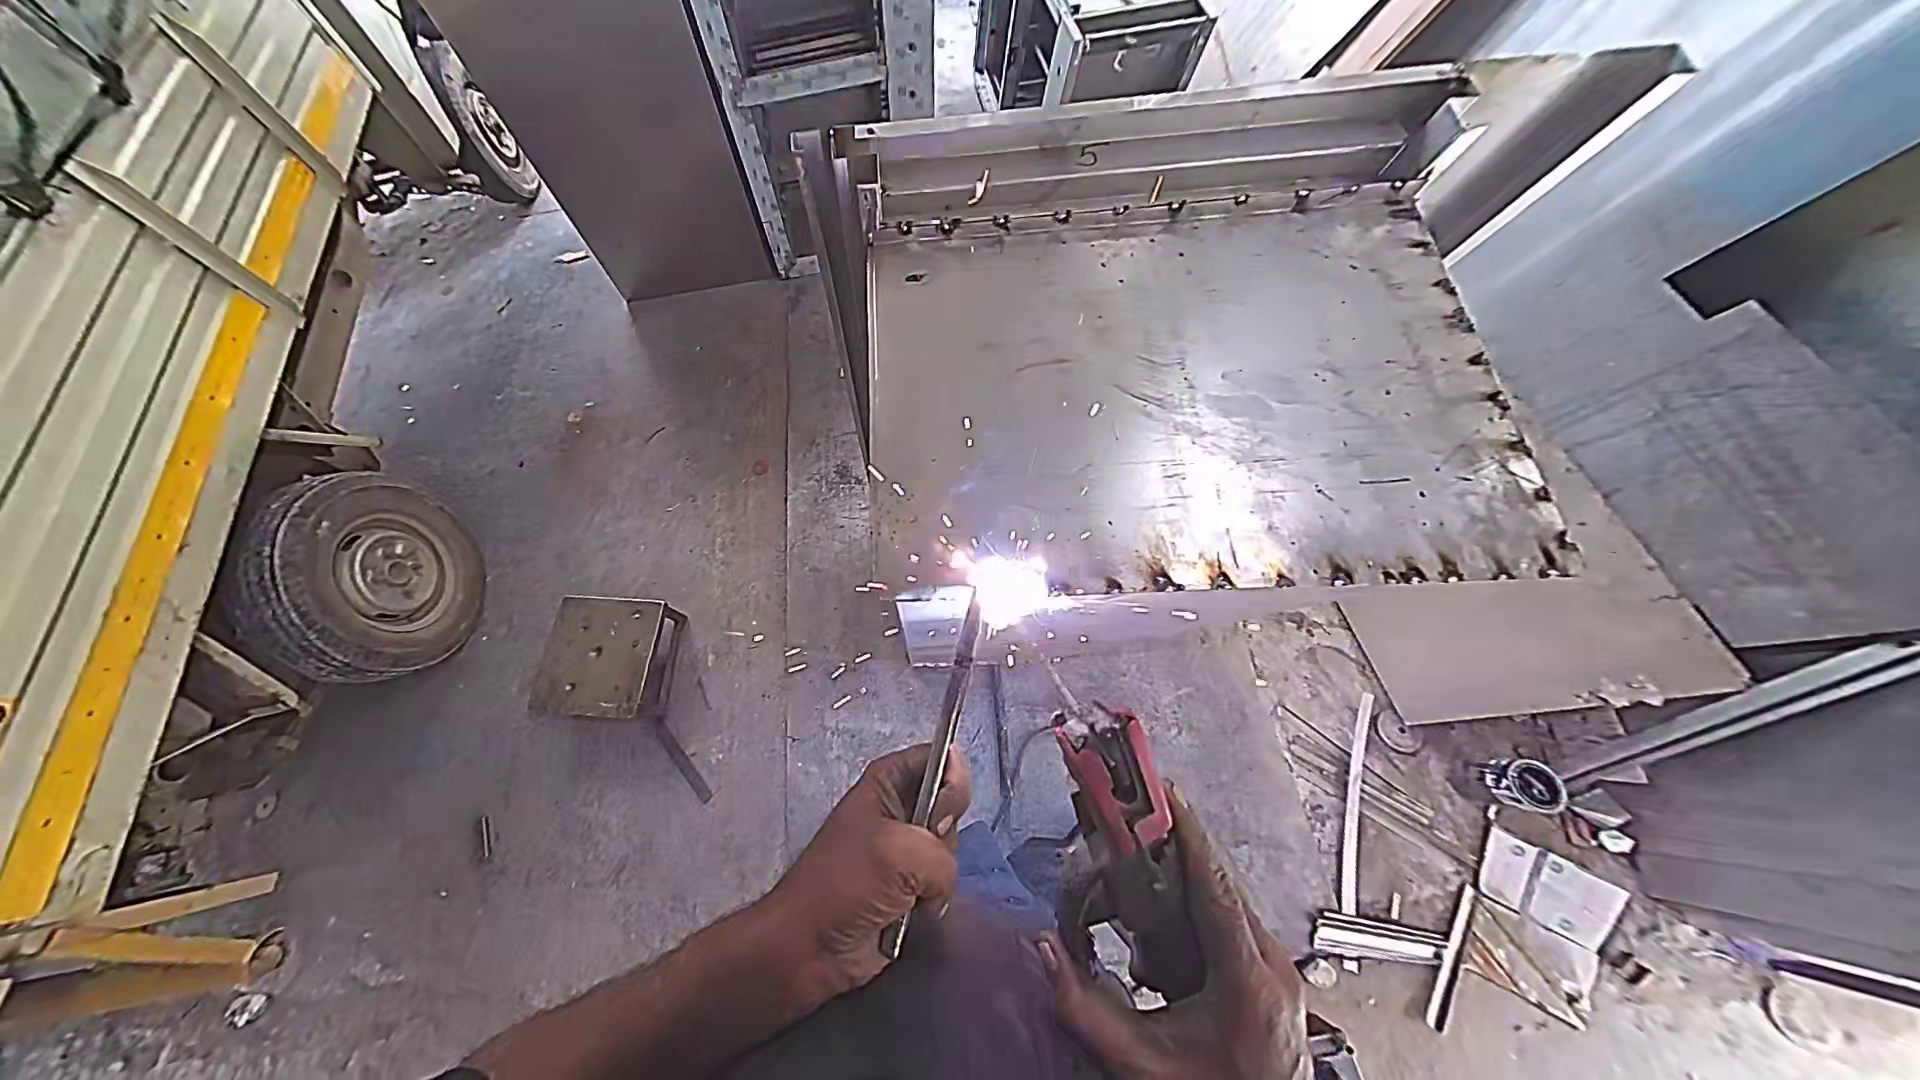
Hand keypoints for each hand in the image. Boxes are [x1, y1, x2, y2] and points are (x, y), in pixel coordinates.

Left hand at [766, 743, 972, 1000]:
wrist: (810, 949)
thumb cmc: (847, 884)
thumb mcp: (902, 851)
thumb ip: (944, 841)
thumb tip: (949, 861)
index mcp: (888, 780)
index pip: (939, 758)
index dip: (952, 779)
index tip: (942, 810)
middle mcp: (899, 808)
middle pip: (951, 804)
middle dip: (945, 834)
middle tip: (919, 856)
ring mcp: (905, 848)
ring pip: (950, 847)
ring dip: (939, 874)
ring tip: (910, 893)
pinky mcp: (910, 886)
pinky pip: (943, 880)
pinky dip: (937, 897)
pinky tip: (915, 911)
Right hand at [1037, 788, 1309, 1079]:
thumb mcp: (1142, 1062)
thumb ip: (1085, 1008)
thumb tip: (1046, 948)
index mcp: (1245, 981)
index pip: (1215, 887)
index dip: (1191, 835)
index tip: (1167, 795)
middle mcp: (1270, 962)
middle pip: (1221, 879)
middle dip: (1181, 838)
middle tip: (1143, 807)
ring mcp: (1277, 961)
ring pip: (1229, 890)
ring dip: (1190, 861)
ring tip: (1149, 836)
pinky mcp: (1271, 962)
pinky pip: (1233, 908)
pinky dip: (1200, 887)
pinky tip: (1171, 888)